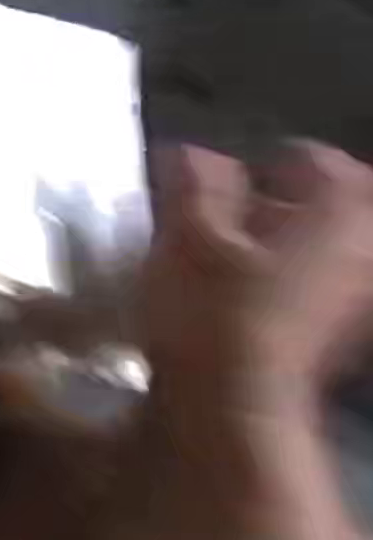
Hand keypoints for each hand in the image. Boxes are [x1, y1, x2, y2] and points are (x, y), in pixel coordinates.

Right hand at [142, 142, 372, 414]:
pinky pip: (328, 268)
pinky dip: (294, 257)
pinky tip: (252, 268)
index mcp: (336, 219)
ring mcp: (359, 287)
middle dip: (292, 190)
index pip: (318, 164)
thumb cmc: (207, 304)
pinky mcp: (341, 316)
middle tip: (237, 191)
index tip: (221, 164)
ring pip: (334, 237)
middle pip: (343, 199)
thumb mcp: (185, 237)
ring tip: (238, 229)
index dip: (270, 157)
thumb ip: (195, 189)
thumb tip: (194, 151)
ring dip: (290, 225)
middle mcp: (367, 247)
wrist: (234, 389)